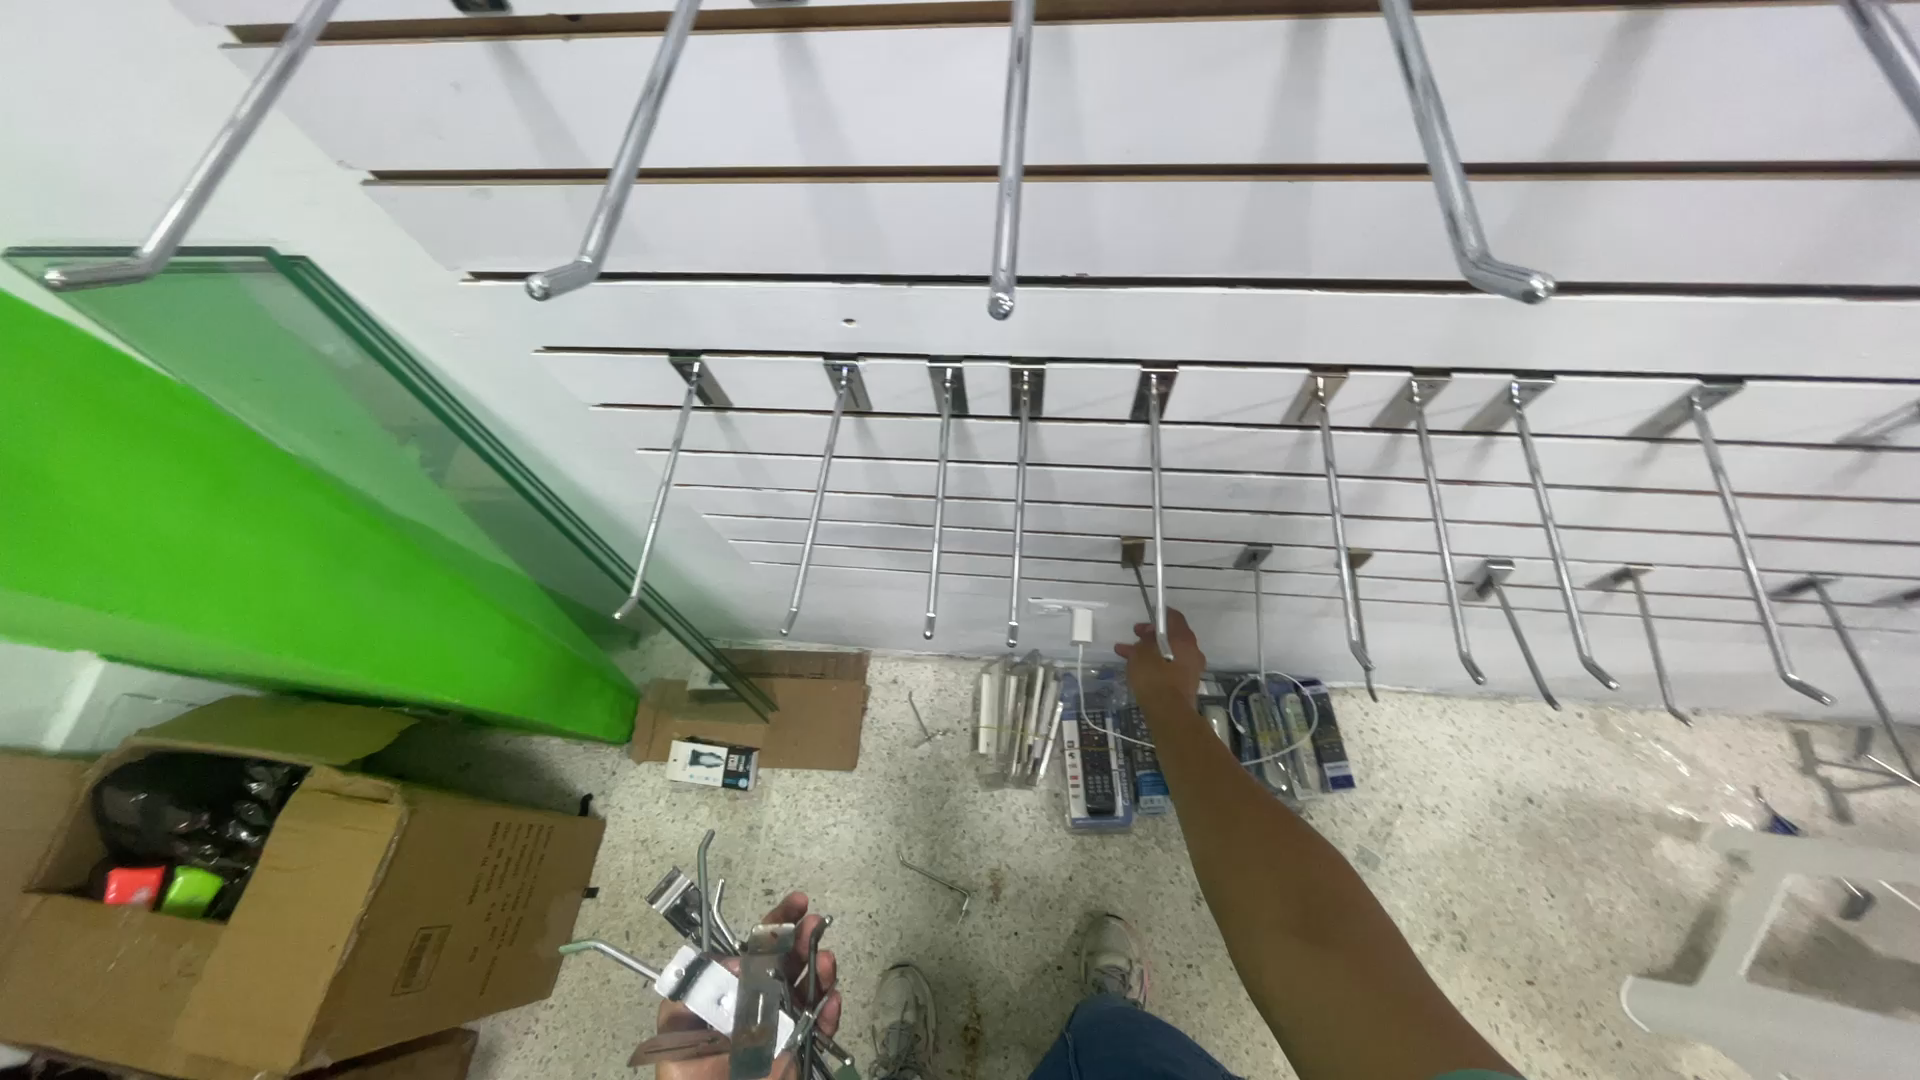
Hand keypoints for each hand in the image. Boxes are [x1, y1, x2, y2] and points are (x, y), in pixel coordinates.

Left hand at [657, 892, 840, 1079]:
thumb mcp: (675, 1039)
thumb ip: (688, 998)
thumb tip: (729, 961)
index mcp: (734, 994)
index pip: (757, 950)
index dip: (776, 924)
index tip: (796, 902)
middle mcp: (764, 1003)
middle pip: (789, 962)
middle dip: (804, 938)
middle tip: (814, 922)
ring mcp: (787, 1026)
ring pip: (811, 987)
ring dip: (821, 968)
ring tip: (826, 960)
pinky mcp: (803, 1050)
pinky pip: (823, 1027)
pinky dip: (830, 1011)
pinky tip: (831, 999)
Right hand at [1114, 607, 1206, 707]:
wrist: (1168, 712)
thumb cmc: (1154, 676)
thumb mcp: (1141, 652)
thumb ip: (1145, 639)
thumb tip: (1149, 635)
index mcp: (1184, 638)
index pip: (1174, 617)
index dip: (1160, 615)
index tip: (1146, 618)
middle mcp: (1192, 651)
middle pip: (1171, 636)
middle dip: (1151, 635)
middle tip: (1134, 636)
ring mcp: (1191, 668)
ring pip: (1168, 652)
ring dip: (1149, 651)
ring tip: (1127, 654)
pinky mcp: (1186, 683)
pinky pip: (1169, 667)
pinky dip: (1155, 664)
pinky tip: (1138, 670)